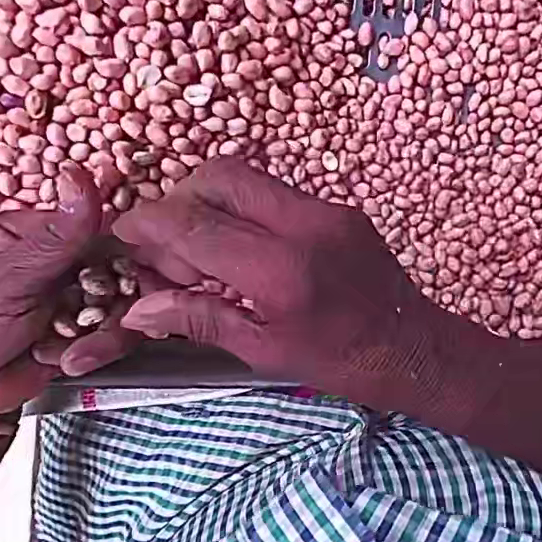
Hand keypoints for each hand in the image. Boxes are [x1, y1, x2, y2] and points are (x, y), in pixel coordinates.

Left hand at [0, 165, 139, 420]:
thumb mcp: (7, 278)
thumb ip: (55, 235)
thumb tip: (79, 176)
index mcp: (36, 233)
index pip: (99, 226)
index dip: (123, 247)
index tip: (132, 268)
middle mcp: (60, 262)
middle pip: (120, 269)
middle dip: (115, 300)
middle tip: (94, 319)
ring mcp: (73, 298)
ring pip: (123, 304)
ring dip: (102, 332)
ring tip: (66, 349)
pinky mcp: (83, 334)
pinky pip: (115, 335)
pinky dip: (96, 350)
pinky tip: (64, 358)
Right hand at [111, 157, 491, 412]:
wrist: (417, 349)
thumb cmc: (343, 364)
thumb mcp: (266, 351)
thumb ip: (201, 319)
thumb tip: (140, 309)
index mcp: (282, 271)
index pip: (196, 225)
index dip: (150, 225)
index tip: (124, 235)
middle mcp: (305, 225)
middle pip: (220, 178)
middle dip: (178, 201)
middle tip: (167, 245)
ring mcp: (327, 210)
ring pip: (247, 178)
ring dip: (210, 202)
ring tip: (202, 250)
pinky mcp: (339, 209)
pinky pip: (275, 193)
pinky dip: (243, 210)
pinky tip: (242, 249)